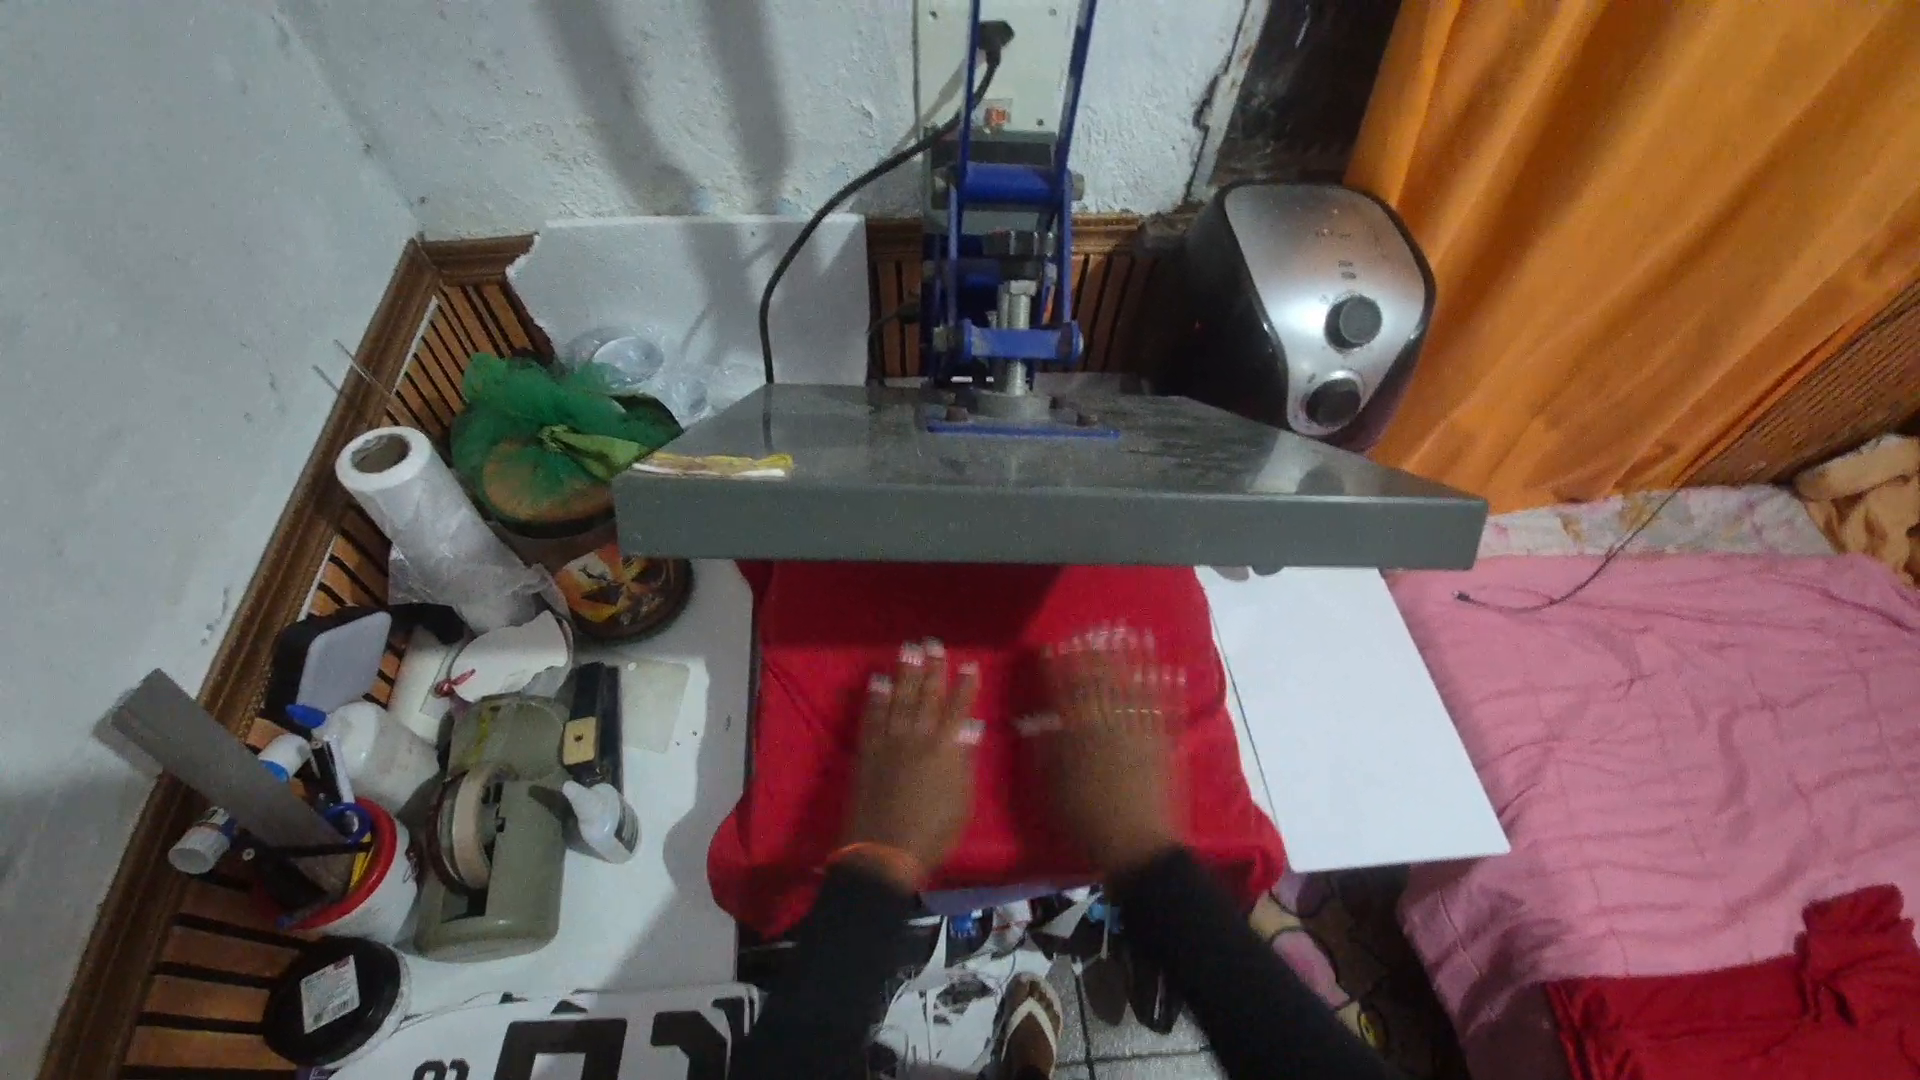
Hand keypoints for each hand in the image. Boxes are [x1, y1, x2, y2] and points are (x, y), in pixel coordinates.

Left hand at [842, 640, 981, 890]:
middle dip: (932, 669)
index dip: (965, 686)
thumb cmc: (932, 834)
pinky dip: (875, 697)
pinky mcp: (866, 752)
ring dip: (905, 673)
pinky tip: (878, 680)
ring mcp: (889, 742)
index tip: (969, 664)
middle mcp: (917, 738)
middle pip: (927, 697)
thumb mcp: (960, 801)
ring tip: (909, 650)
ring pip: (899, 699)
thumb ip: (963, 761)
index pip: (957, 709)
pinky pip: (871, 717)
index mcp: (945, 750)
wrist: (884, 853)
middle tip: (933, 644)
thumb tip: (971, 727)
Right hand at [1040, 626, 1183, 877]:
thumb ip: (1046, 752)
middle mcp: (1108, 726)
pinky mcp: (1162, 745)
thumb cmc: (1086, 823)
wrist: (1137, 849)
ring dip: (1133, 659)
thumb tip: (1038, 722)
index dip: (1058, 668)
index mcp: (1077, 737)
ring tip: (1133, 633)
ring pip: (1133, 688)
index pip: (1064, 693)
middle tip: (1091, 630)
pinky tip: (1169, 669)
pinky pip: (1165, 710)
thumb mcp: (1051, 789)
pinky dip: (1167, 688)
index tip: (1052, 647)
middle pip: (1100, 683)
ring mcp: (1139, 733)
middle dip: (1094, 654)